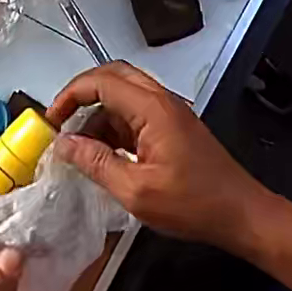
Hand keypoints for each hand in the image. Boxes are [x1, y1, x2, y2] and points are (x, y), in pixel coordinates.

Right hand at [47, 61, 275, 249]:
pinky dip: (116, 129)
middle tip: (61, 123)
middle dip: (82, 96)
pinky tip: (105, 156)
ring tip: (80, 150)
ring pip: (125, 96)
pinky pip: (137, 116)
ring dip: (99, 116)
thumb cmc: (193, 204)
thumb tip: (64, 145)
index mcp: (153, 109)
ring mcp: (170, 113)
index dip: (70, 95)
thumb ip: (96, 163)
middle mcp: (162, 102)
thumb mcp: (136, 190)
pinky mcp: (174, 129)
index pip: (102, 81)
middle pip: (114, 77)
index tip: (51, 120)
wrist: (240, 213)